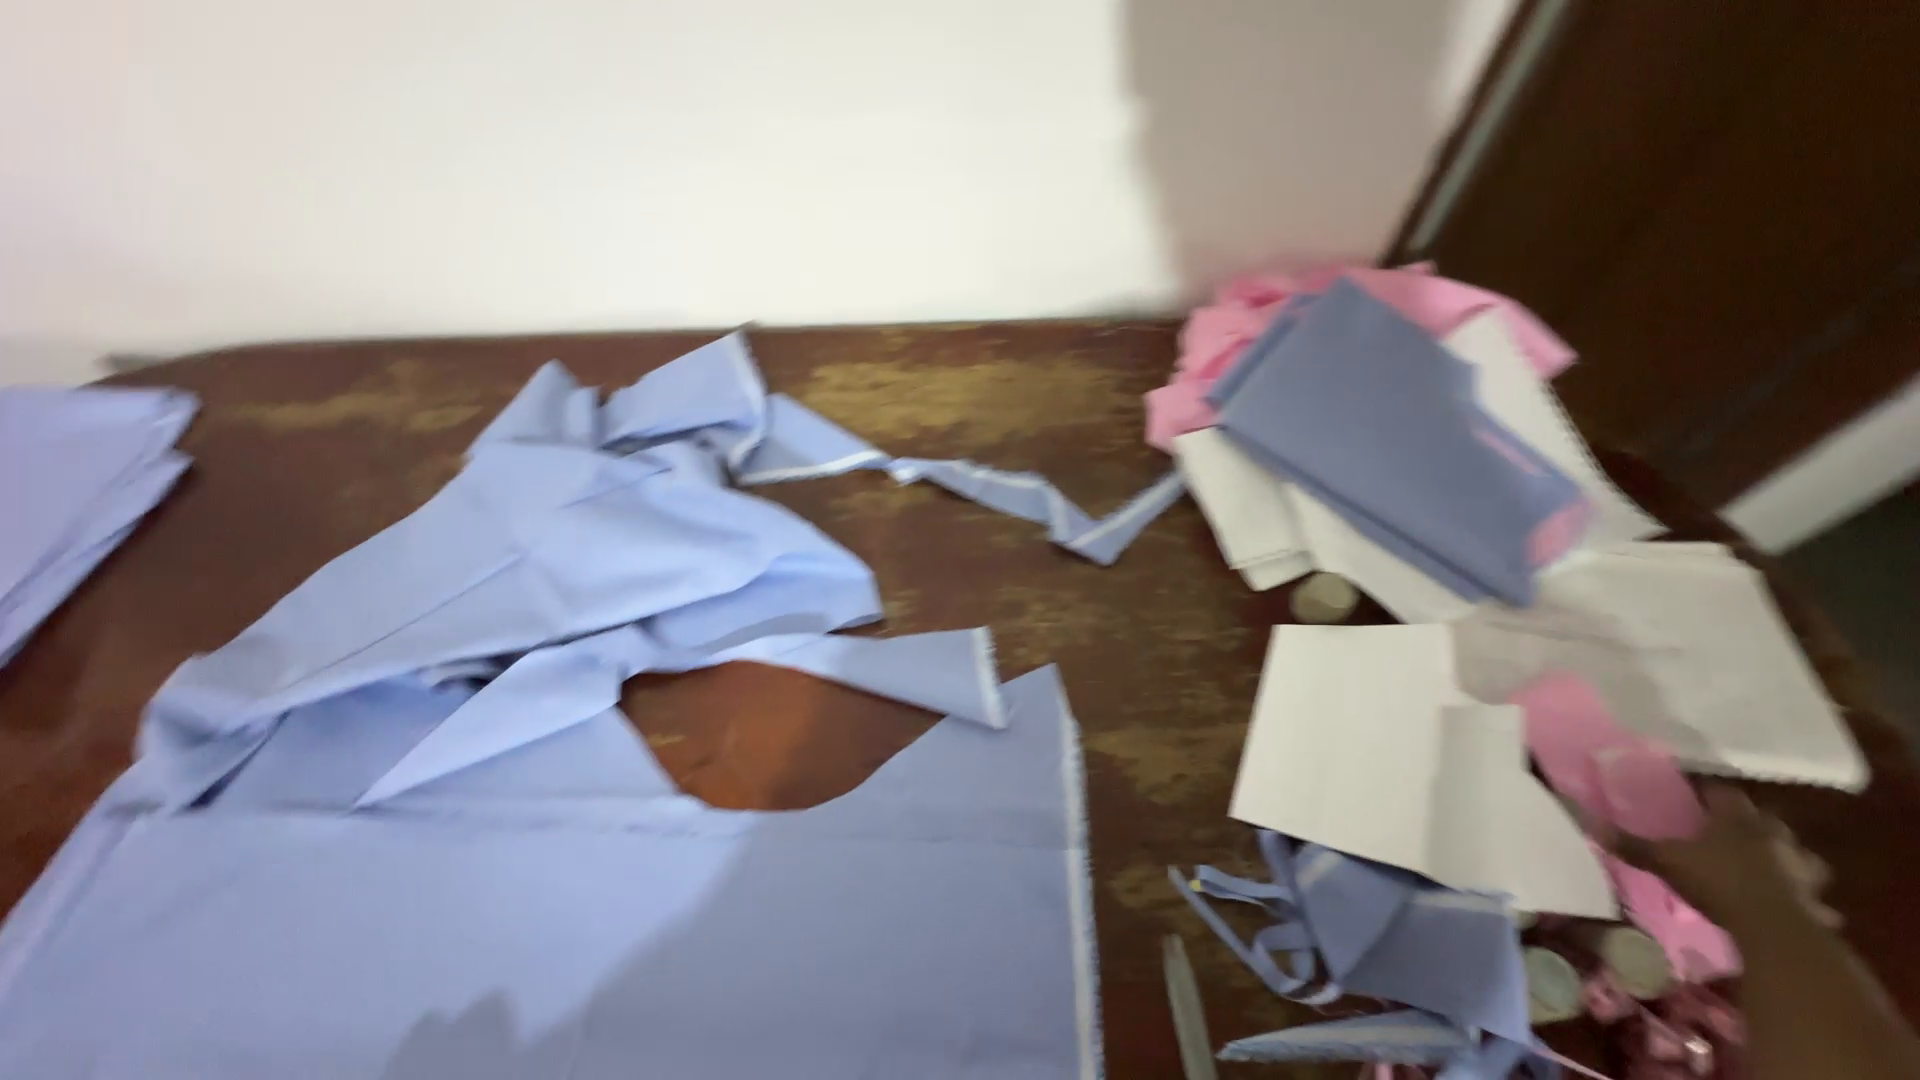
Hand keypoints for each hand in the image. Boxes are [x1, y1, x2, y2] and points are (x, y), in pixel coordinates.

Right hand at [1619, 785, 1834, 933]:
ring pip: (1797, 853)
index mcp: (1736, 819)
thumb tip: (1591, 824)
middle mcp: (1773, 836)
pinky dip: (1803, 896)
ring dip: (1784, 855)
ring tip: (1766, 863)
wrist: (1775, 930)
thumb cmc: (1717, 881)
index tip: (1693, 793)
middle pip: (1765, 819)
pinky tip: (1790, 902)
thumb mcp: (1665, 861)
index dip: (1707, 791)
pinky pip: (1812, 894)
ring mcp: (1801, 868)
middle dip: (1750, 821)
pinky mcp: (1816, 900)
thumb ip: (1632, 844)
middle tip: (1728, 827)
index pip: (1722, 792)